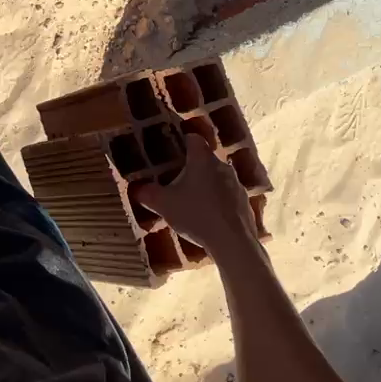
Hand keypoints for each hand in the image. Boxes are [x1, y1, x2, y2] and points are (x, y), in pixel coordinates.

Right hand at [134, 133, 260, 258]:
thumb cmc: (196, 215)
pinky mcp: (246, 204)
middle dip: (192, 167)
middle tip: (177, 180)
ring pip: (218, 178)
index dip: (181, 142)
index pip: (193, 139)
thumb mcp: (163, 204)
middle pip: (205, 159)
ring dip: (207, 185)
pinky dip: (219, 202)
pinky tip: (209, 218)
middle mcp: (222, 166)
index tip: (171, 153)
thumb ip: (146, 193)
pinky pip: (228, 196)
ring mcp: (237, 185)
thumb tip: (135, 188)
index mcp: (202, 159)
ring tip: (193, 201)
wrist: (233, 243)